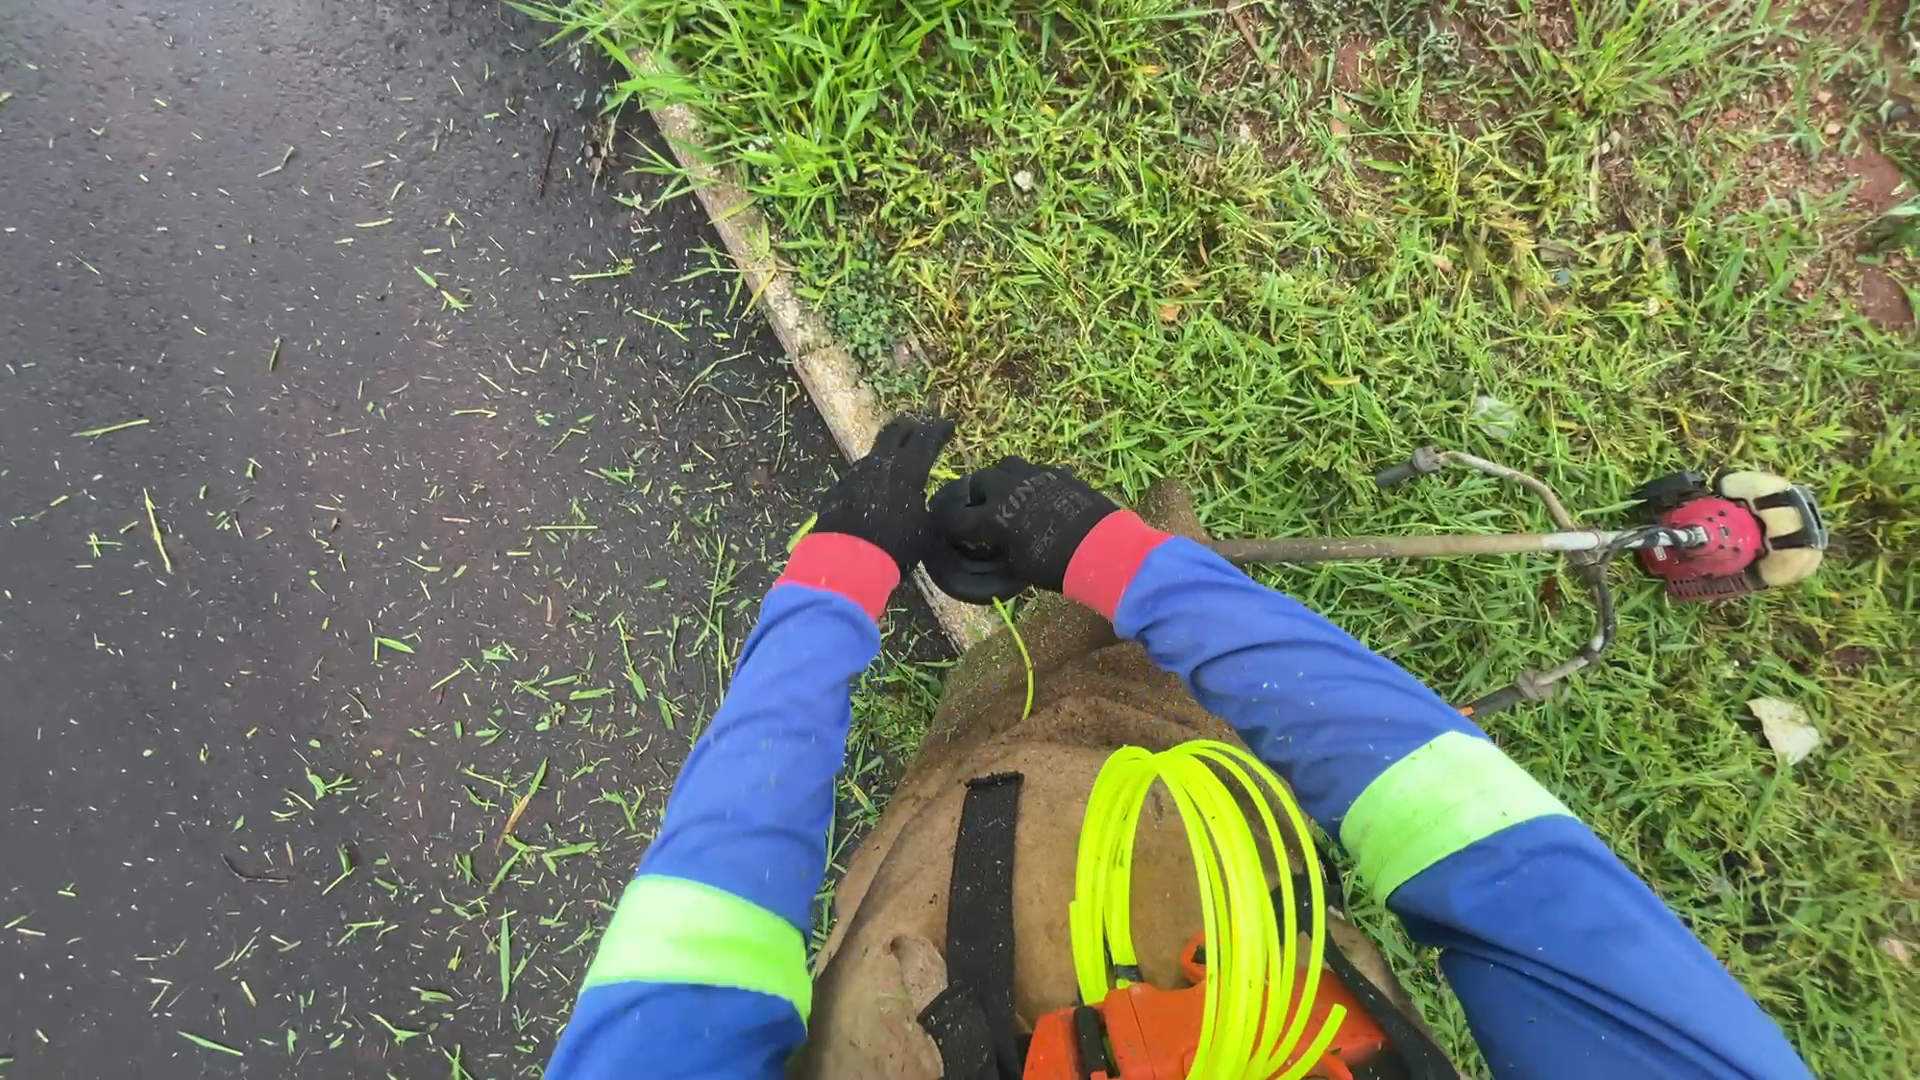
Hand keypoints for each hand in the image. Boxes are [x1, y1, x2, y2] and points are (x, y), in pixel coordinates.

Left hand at [814, 417, 954, 573]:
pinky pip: (859, 474)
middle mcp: (879, 463)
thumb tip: (919, 497)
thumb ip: (923, 505)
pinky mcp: (837, 488)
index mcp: (907, 469)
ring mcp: (854, 473)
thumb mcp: (925, 527)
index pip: (926, 440)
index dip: (939, 431)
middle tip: (918, 431)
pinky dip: (872, 476)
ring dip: (888, 454)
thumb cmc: (896, 544)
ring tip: (896, 464)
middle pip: (894, 432)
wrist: (848, 559)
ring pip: (874, 454)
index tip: (948, 426)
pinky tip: (874, 489)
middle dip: (909, 429)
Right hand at [923, 457, 1119, 601]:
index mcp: (992, 516)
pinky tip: (1036, 496)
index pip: (957, 518)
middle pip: (978, 482)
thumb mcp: (1017, 565)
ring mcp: (1031, 475)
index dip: (952, 527)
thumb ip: (999, 548)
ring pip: (1003, 467)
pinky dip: (1027, 482)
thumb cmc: (1055, 565)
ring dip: (1000, 481)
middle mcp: (1006, 489)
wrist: (1101, 548)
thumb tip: (993, 545)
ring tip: (1007, 496)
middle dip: (976, 497)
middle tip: (983, 512)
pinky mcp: (1054, 472)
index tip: (954, 532)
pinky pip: (1031, 471)